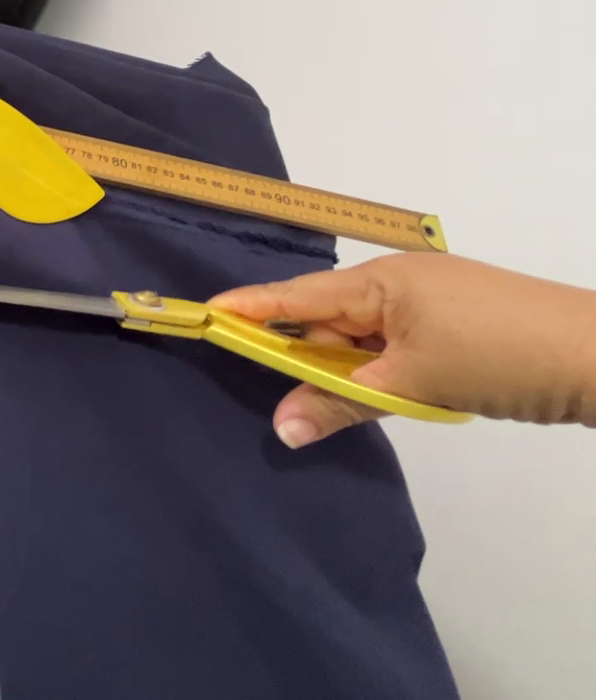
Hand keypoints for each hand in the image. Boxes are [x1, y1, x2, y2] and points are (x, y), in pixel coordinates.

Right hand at [211, 254, 595, 447]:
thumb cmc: (507, 356)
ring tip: (360, 395)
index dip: (247, 307)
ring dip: (352, 362)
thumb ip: (340, 403)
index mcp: (380, 279)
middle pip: (326, 315)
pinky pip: (395, 335)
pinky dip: (383, 361)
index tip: (203, 315)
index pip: (293, 295)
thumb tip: (282, 431)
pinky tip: (392, 385)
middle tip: (291, 387)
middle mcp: (399, 279)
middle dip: (307, 350)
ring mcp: (434, 295)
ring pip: (362, 330)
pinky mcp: (463, 316)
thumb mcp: (415, 385)